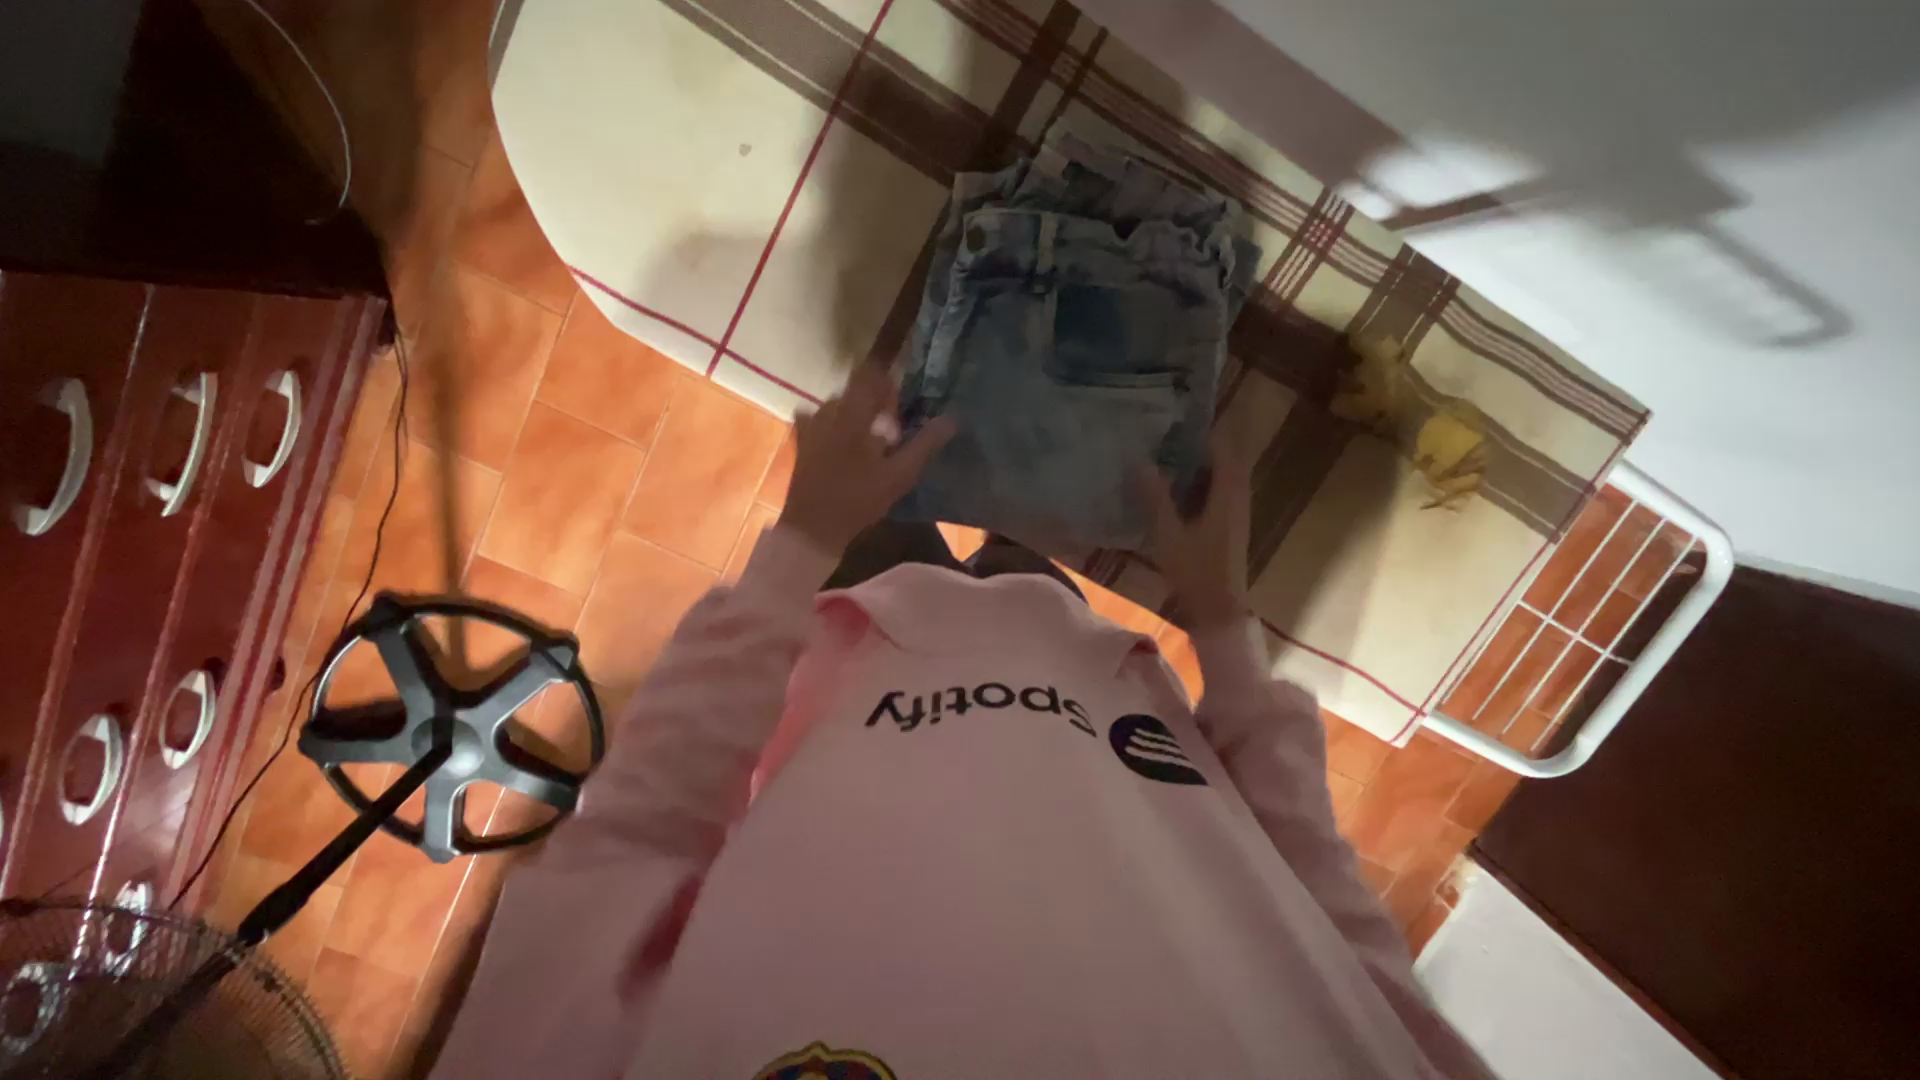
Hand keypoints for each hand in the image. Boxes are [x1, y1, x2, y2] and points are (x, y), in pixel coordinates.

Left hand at [780, 366, 956, 555]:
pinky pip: (823, 420)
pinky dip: (838, 425)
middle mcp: (828, 410)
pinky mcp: (802, 442)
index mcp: (852, 413)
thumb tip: (951, 419)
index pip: (872, 374)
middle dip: (877, 399)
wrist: (812, 529)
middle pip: (857, 390)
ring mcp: (810, 425)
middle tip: (896, 420)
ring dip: (859, 413)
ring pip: (841, 405)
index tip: (905, 380)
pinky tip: (848, 444)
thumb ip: (925, 444)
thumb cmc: (858, 500)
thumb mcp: (898, 475)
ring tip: (876, 437)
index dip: (890, 372)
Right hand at [1137, 428, 1251, 630]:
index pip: (1223, 447)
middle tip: (1170, 430)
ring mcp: (1237, 511)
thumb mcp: (1169, 534)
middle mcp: (1238, 497)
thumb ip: (1155, 498)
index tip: (1177, 416)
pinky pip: (1219, 489)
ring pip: (1223, 473)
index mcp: (1228, 494)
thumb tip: (1140, 461)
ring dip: (1201, 460)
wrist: (1219, 611)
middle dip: (1202, 441)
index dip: (1204, 428)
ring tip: (1168, 450)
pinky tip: (1176, 484)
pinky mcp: (1230, 524)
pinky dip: (1201, 478)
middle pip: (1226, 457)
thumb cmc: (1196, 572)